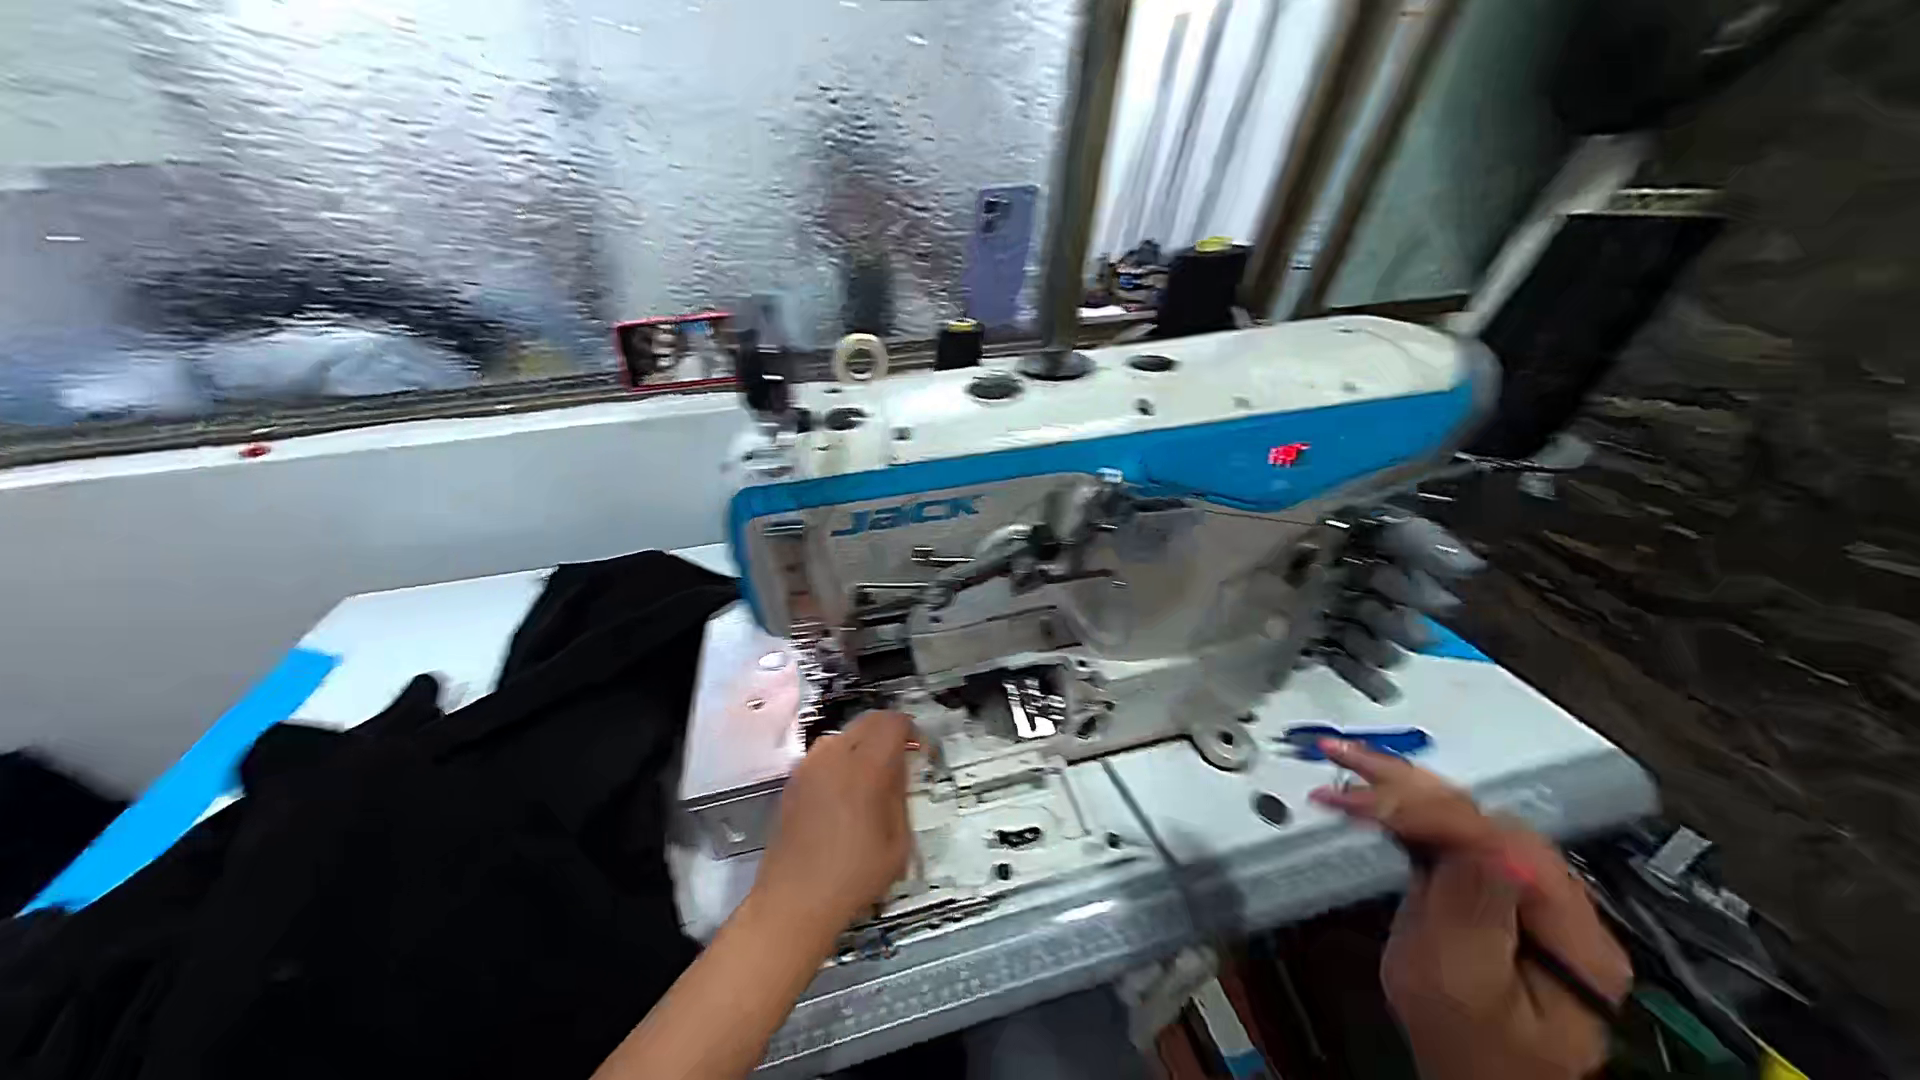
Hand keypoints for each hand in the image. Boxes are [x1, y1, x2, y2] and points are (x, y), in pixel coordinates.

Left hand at [752, 710, 913, 934]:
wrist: (794, 901)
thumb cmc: (855, 876)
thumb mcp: (898, 841)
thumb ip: (900, 795)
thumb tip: (899, 769)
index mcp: (865, 767)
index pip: (893, 723)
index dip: (911, 731)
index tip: (919, 752)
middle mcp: (834, 756)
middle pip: (868, 721)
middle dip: (889, 733)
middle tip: (900, 760)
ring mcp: (808, 767)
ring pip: (843, 735)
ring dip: (863, 744)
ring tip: (871, 777)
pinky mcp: (793, 781)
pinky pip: (823, 755)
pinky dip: (840, 760)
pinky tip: (844, 792)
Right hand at [1310, 740, 1631, 1079]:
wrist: (1474, 1078)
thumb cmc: (1467, 1047)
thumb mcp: (1465, 989)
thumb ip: (1475, 915)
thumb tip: (1483, 844)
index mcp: (1568, 929)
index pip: (1496, 840)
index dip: (1425, 811)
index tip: (1358, 801)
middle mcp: (1552, 897)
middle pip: (1481, 815)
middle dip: (1406, 782)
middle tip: (1343, 757)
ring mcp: (1518, 886)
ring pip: (1462, 811)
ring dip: (1401, 781)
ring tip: (1346, 756)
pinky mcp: (1484, 881)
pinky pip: (1446, 828)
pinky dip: (1403, 801)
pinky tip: (1372, 787)